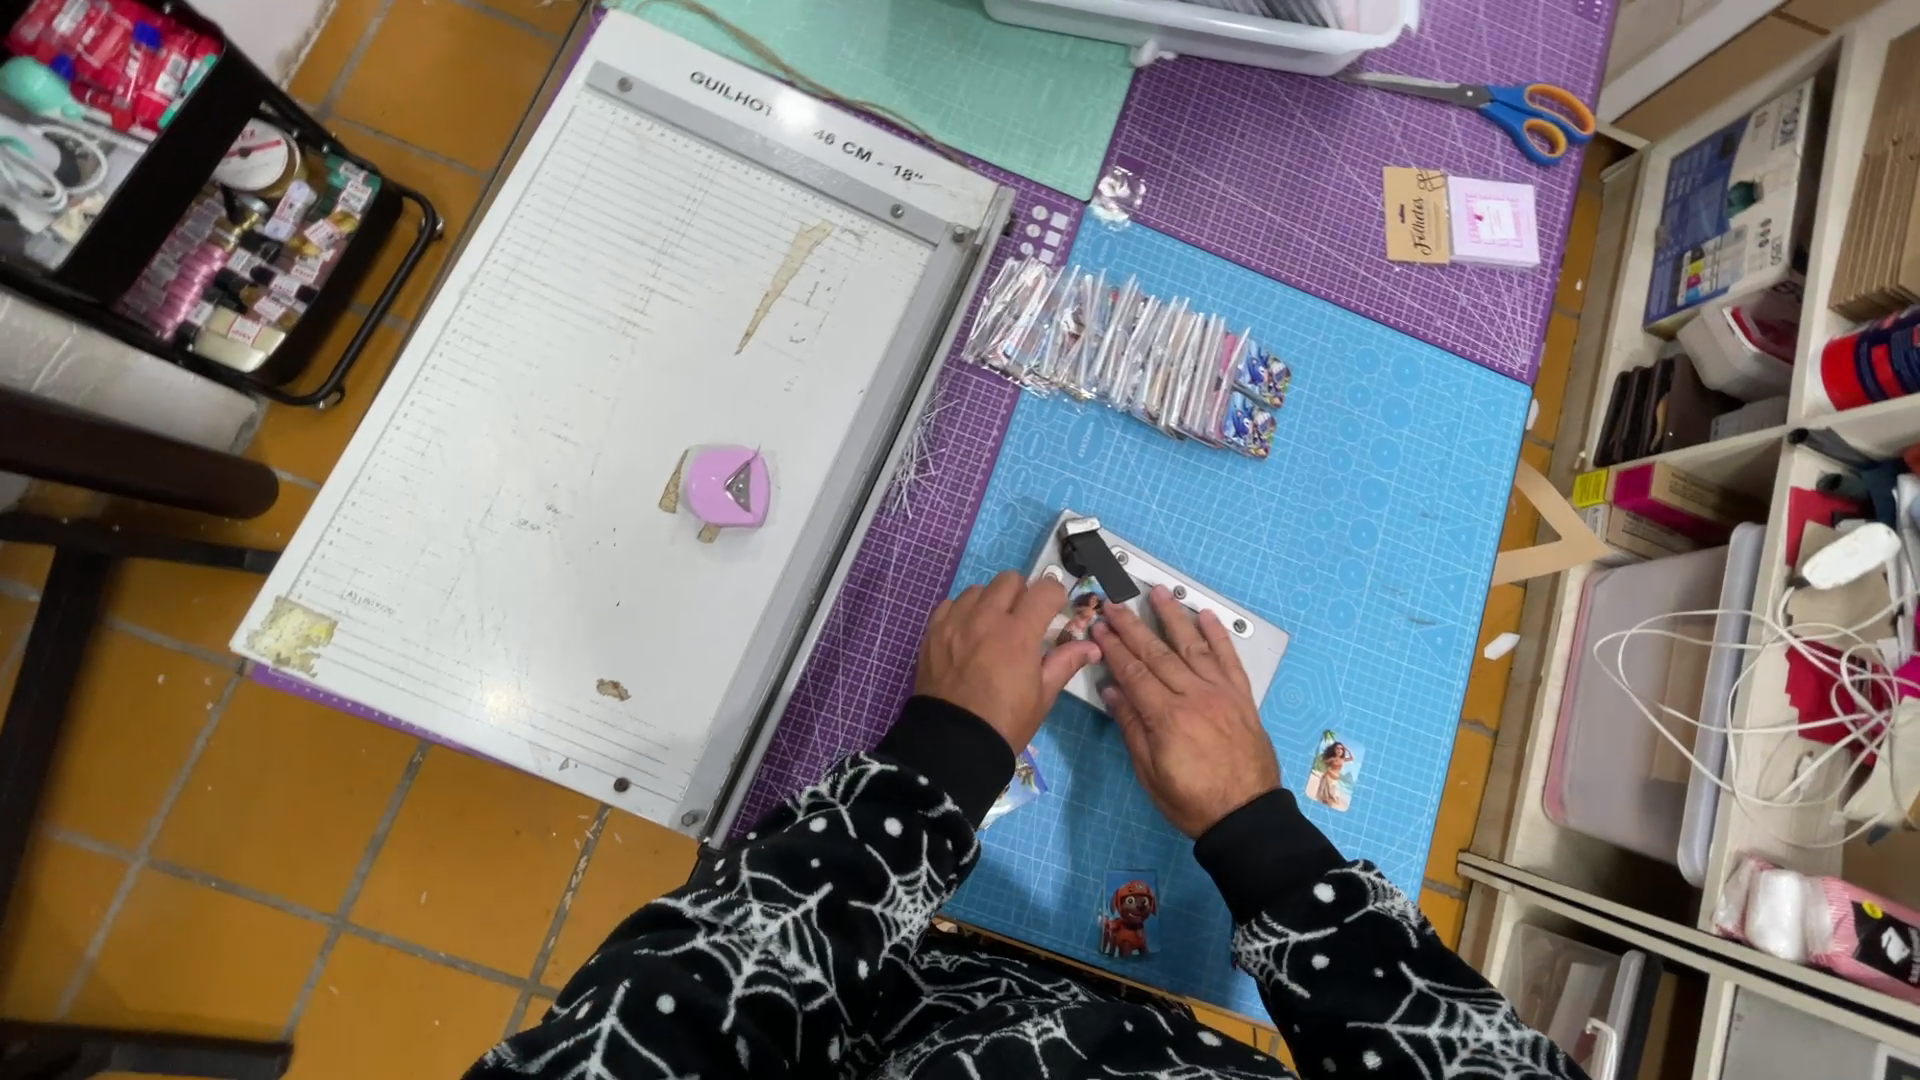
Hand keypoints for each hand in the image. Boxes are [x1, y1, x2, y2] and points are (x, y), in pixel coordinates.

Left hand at [917, 570, 1102, 750]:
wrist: (953, 744)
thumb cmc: (1005, 723)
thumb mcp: (1042, 696)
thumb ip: (1065, 662)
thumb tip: (1092, 646)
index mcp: (1019, 633)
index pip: (1045, 590)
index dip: (1055, 597)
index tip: (1054, 611)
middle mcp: (986, 618)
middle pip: (1009, 580)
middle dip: (1022, 594)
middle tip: (1023, 618)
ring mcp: (956, 622)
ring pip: (978, 589)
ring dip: (991, 601)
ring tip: (992, 626)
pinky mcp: (933, 631)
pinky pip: (950, 604)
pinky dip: (962, 611)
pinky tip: (967, 633)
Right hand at [1092, 586, 1279, 836]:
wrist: (1248, 818)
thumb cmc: (1192, 801)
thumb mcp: (1149, 772)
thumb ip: (1131, 727)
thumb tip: (1112, 690)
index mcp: (1167, 718)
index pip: (1133, 672)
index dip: (1113, 647)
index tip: (1099, 627)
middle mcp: (1195, 697)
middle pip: (1157, 653)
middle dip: (1132, 626)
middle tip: (1115, 604)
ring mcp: (1222, 694)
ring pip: (1193, 646)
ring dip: (1173, 617)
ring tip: (1159, 592)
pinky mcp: (1243, 697)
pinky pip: (1229, 659)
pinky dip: (1218, 636)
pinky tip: (1207, 616)